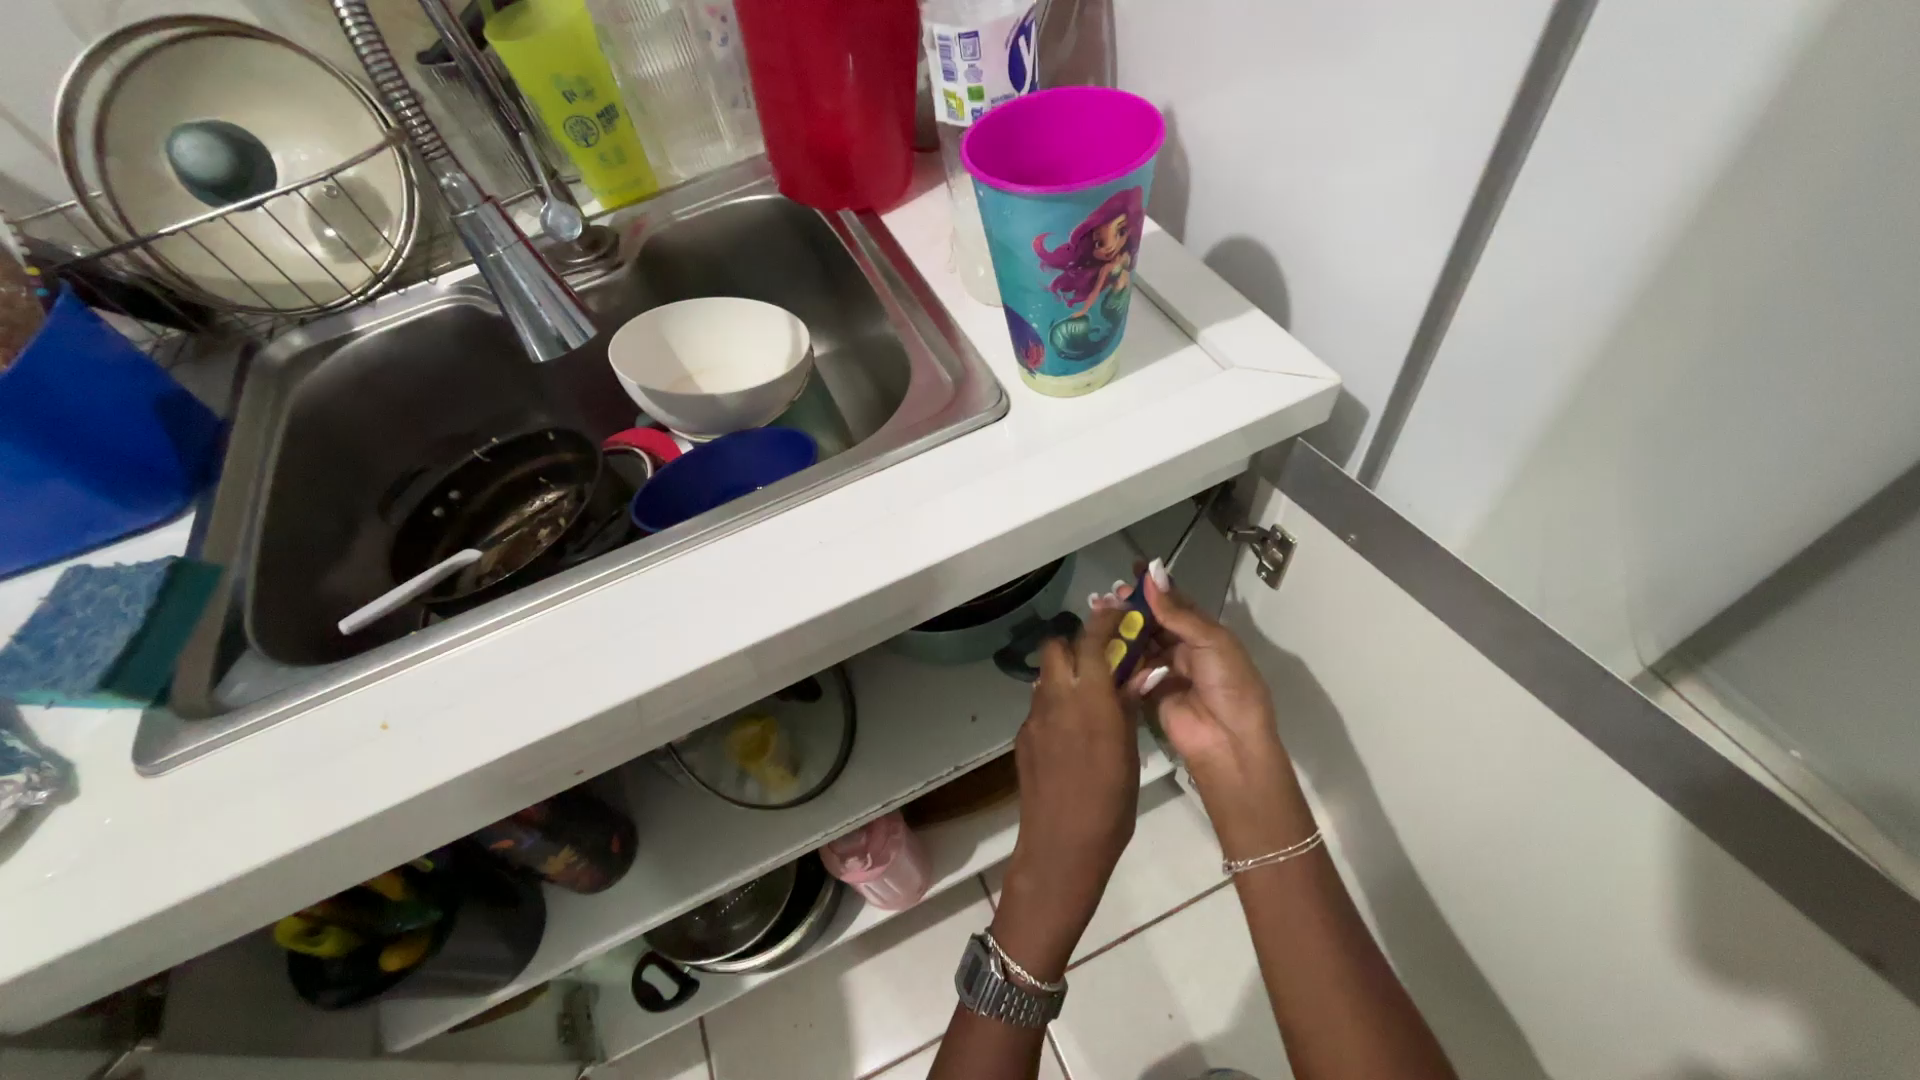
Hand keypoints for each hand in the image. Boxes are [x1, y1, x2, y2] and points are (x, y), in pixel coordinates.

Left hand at [993, 605, 1137, 981]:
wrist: (1061, 847)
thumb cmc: (1109, 803)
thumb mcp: (1129, 752)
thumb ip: (1125, 708)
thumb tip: (1133, 676)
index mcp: (1088, 698)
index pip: (1091, 641)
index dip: (1104, 620)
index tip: (1117, 609)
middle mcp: (1054, 699)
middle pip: (1055, 649)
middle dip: (1075, 646)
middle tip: (1100, 661)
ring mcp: (1034, 719)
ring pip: (1044, 678)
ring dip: (1065, 675)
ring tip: (1089, 699)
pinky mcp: (1023, 740)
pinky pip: (1040, 707)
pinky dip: (1056, 706)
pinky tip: (1073, 734)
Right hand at [1110, 562, 1310, 856]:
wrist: (1227, 741)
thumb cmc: (1230, 685)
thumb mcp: (1211, 641)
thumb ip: (1178, 612)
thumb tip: (1152, 576)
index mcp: (1206, 634)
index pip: (1177, 604)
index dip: (1156, 588)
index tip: (1133, 570)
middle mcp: (1184, 649)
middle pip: (1153, 622)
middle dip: (1133, 607)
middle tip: (1110, 595)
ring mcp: (1165, 671)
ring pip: (1139, 643)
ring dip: (1121, 628)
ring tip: (1099, 612)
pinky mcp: (1147, 691)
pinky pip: (1130, 669)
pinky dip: (1116, 655)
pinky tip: (1100, 640)